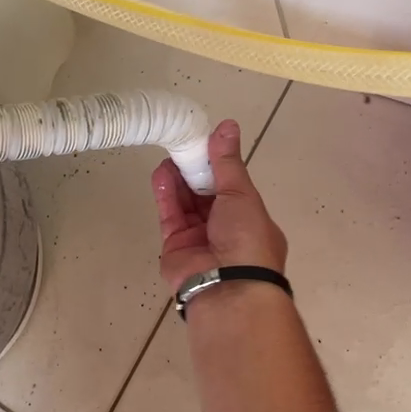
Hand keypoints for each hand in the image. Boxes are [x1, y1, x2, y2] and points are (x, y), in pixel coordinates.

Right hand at [153, 119, 287, 290]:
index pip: (231, 187)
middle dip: (194, 170)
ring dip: (178, 180)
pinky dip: (165, 195)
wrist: (226, 286)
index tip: (204, 143)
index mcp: (249, 219)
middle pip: (205, 193)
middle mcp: (225, 228)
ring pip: (185, 202)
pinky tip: (160, 175)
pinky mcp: (174, 245)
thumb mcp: (242, 194)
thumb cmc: (246, 238)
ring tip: (168, 155)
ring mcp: (199, 237)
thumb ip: (228, 162)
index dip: (218, 166)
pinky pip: (169, 215)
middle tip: (182, 146)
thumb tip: (227, 125)